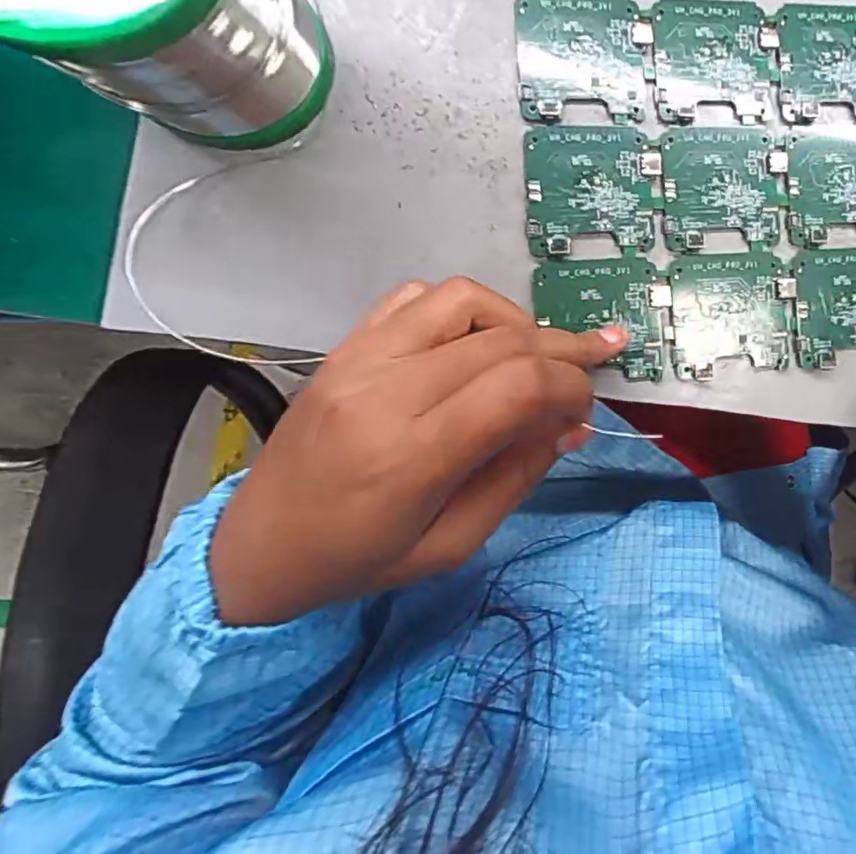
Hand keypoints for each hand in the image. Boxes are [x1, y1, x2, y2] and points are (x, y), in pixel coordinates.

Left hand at [209, 278, 626, 625]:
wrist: (261, 542)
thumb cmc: (358, 560)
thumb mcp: (450, 546)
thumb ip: (515, 478)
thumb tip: (569, 424)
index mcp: (411, 457)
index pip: (516, 388)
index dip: (569, 386)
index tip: (585, 407)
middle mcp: (385, 391)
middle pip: (501, 341)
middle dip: (563, 349)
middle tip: (594, 360)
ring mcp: (359, 357)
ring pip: (461, 300)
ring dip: (514, 320)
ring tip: (534, 351)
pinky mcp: (346, 344)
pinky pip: (414, 297)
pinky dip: (460, 308)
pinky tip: (473, 340)